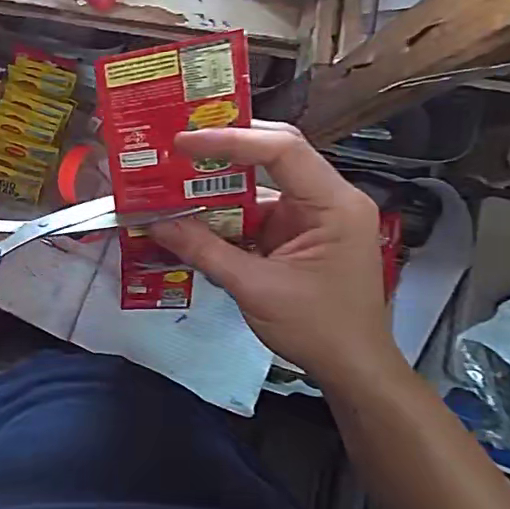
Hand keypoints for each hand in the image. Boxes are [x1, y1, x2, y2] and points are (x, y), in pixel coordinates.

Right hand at [146, 121, 403, 384]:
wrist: (353, 368)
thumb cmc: (317, 328)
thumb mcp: (255, 288)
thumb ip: (205, 250)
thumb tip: (156, 223)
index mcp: (333, 204)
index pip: (282, 151)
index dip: (230, 140)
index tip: (183, 142)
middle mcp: (329, 199)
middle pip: (275, 156)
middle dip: (225, 151)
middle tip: (179, 147)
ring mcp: (316, 217)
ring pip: (263, 186)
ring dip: (221, 188)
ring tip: (175, 183)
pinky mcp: (301, 235)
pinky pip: (260, 213)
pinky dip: (228, 217)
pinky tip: (195, 220)